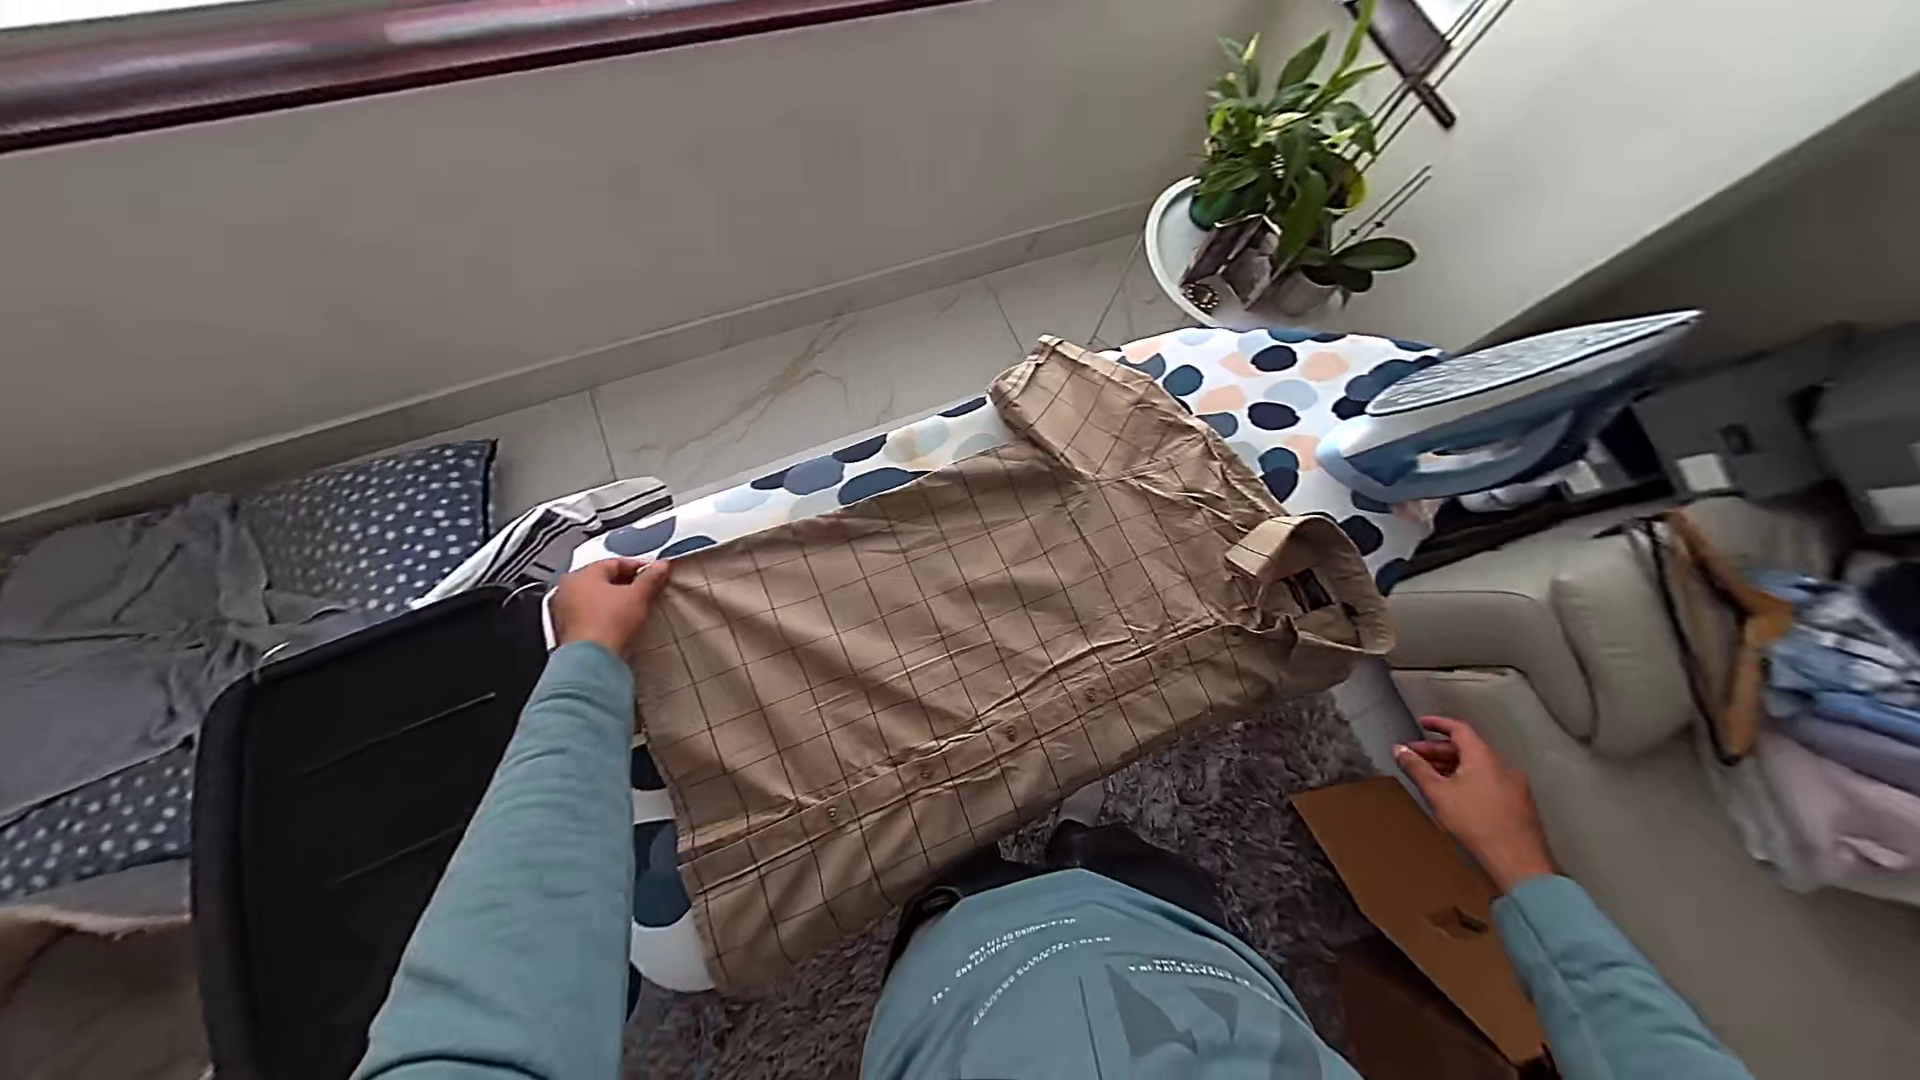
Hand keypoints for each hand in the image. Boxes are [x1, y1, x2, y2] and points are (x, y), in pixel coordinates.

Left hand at [551, 557, 672, 655]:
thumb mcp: (639, 595)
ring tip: (633, 608)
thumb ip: (651, 577)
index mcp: (581, 575)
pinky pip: (589, 615)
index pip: (615, 563)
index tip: (653, 572)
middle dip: (626, 584)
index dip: (638, 566)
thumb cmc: (607, 624)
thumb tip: (660, 566)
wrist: (592, 659)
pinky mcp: (566, 630)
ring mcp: (563, 610)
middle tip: (645, 590)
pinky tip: (618, 623)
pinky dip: (604, 615)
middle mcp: (567, 590)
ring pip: (595, 598)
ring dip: (613, 600)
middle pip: (603, 580)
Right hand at [1394, 715, 1556, 892]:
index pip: (1460, 729)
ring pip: (1477, 766)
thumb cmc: (1474, 822)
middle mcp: (1503, 767)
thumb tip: (1399, 749)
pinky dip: (1466, 778)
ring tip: (1428, 774)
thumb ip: (1416, 768)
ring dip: (1451, 765)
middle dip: (1438, 750)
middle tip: (1414, 755)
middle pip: (1468, 748)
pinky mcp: (1518, 804)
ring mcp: (1514, 786)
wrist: (1519, 864)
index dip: (1438, 723)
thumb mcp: (1437, 793)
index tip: (1421, 723)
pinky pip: (1488, 780)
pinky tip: (1452, 792)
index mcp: (1484, 758)